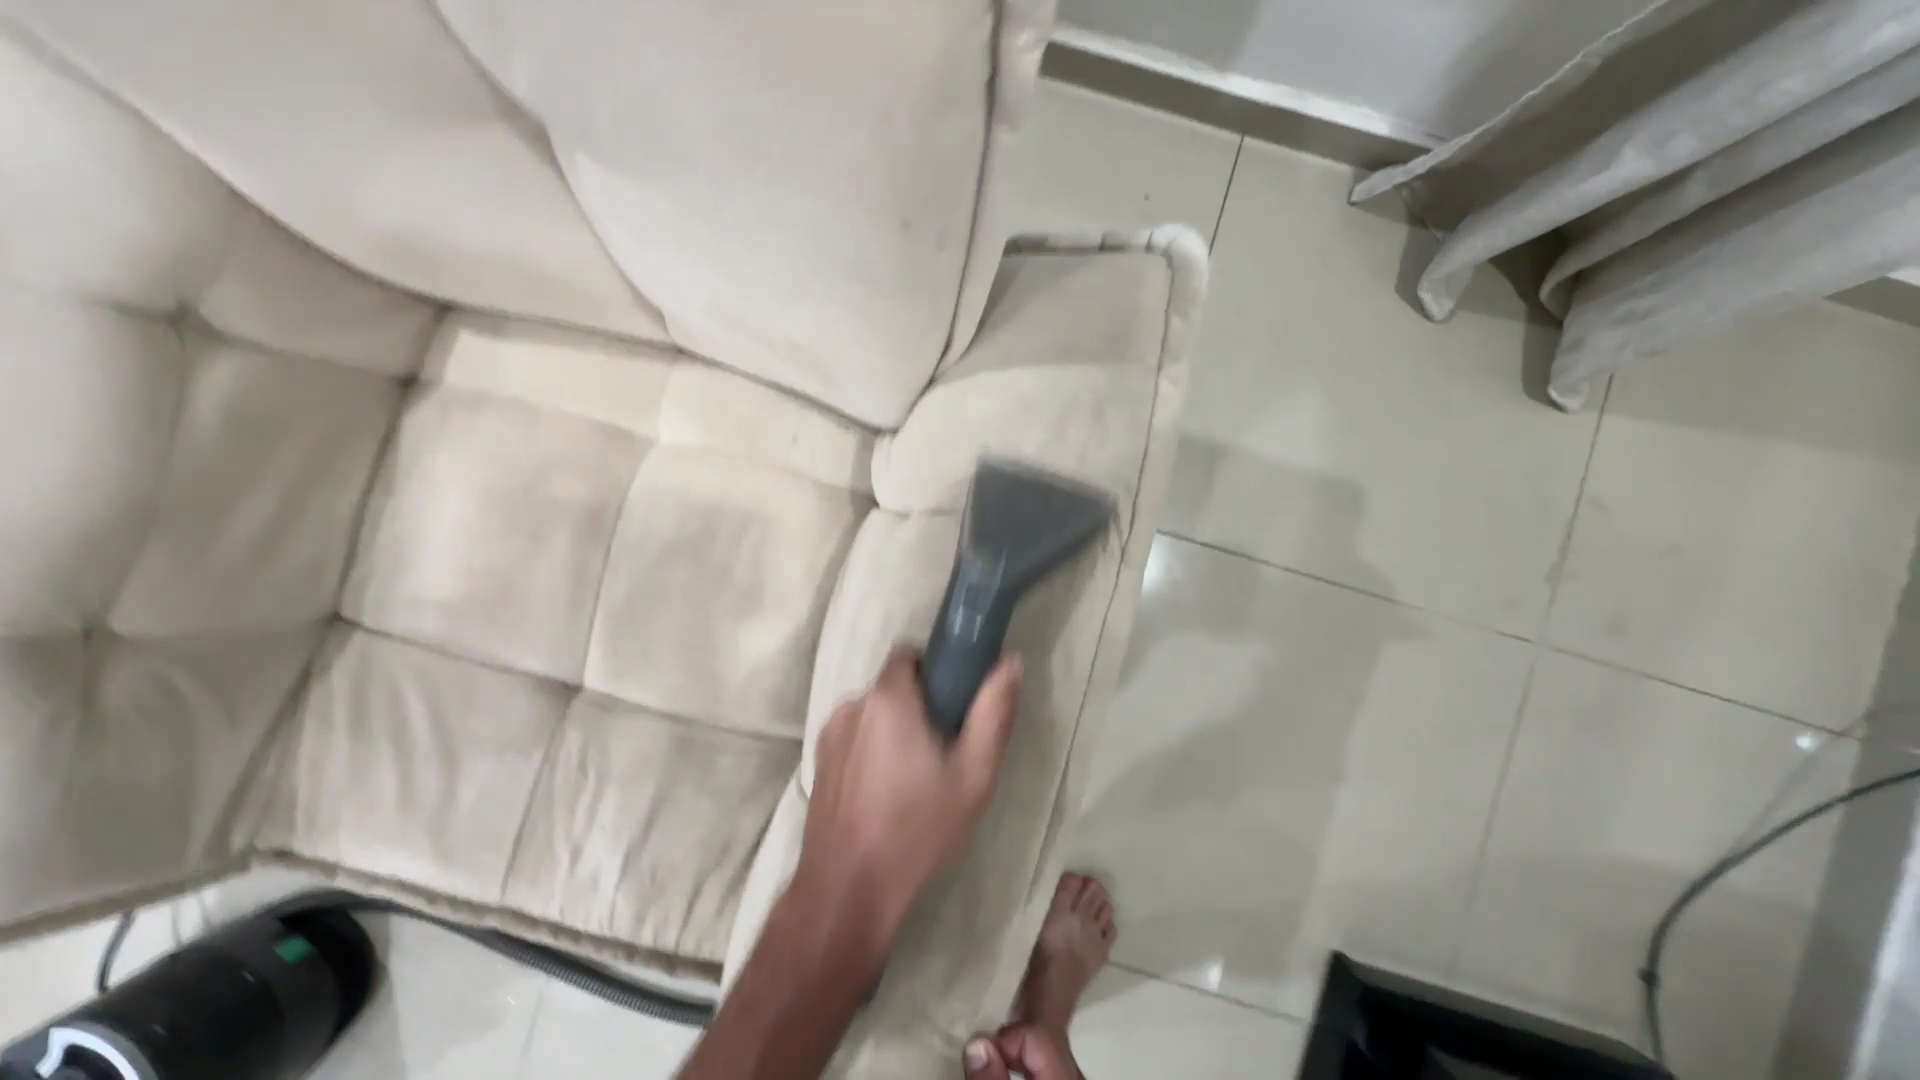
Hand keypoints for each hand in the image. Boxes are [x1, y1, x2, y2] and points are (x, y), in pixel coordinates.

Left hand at [794, 646, 1024, 941]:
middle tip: (947, 754)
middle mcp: (852, 706)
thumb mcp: (973, 775)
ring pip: (874, 717)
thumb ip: (993, 713)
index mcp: (888, 699)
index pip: (910, 655)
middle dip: (921, 709)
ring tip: (917, 783)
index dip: (937, 672)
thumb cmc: (917, 829)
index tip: (958, 707)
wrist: (847, 889)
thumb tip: (1010, 662)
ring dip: (896, 733)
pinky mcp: (819, 765)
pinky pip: (855, 742)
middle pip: (894, 688)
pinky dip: (873, 755)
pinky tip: (886, 798)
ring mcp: (829, 737)